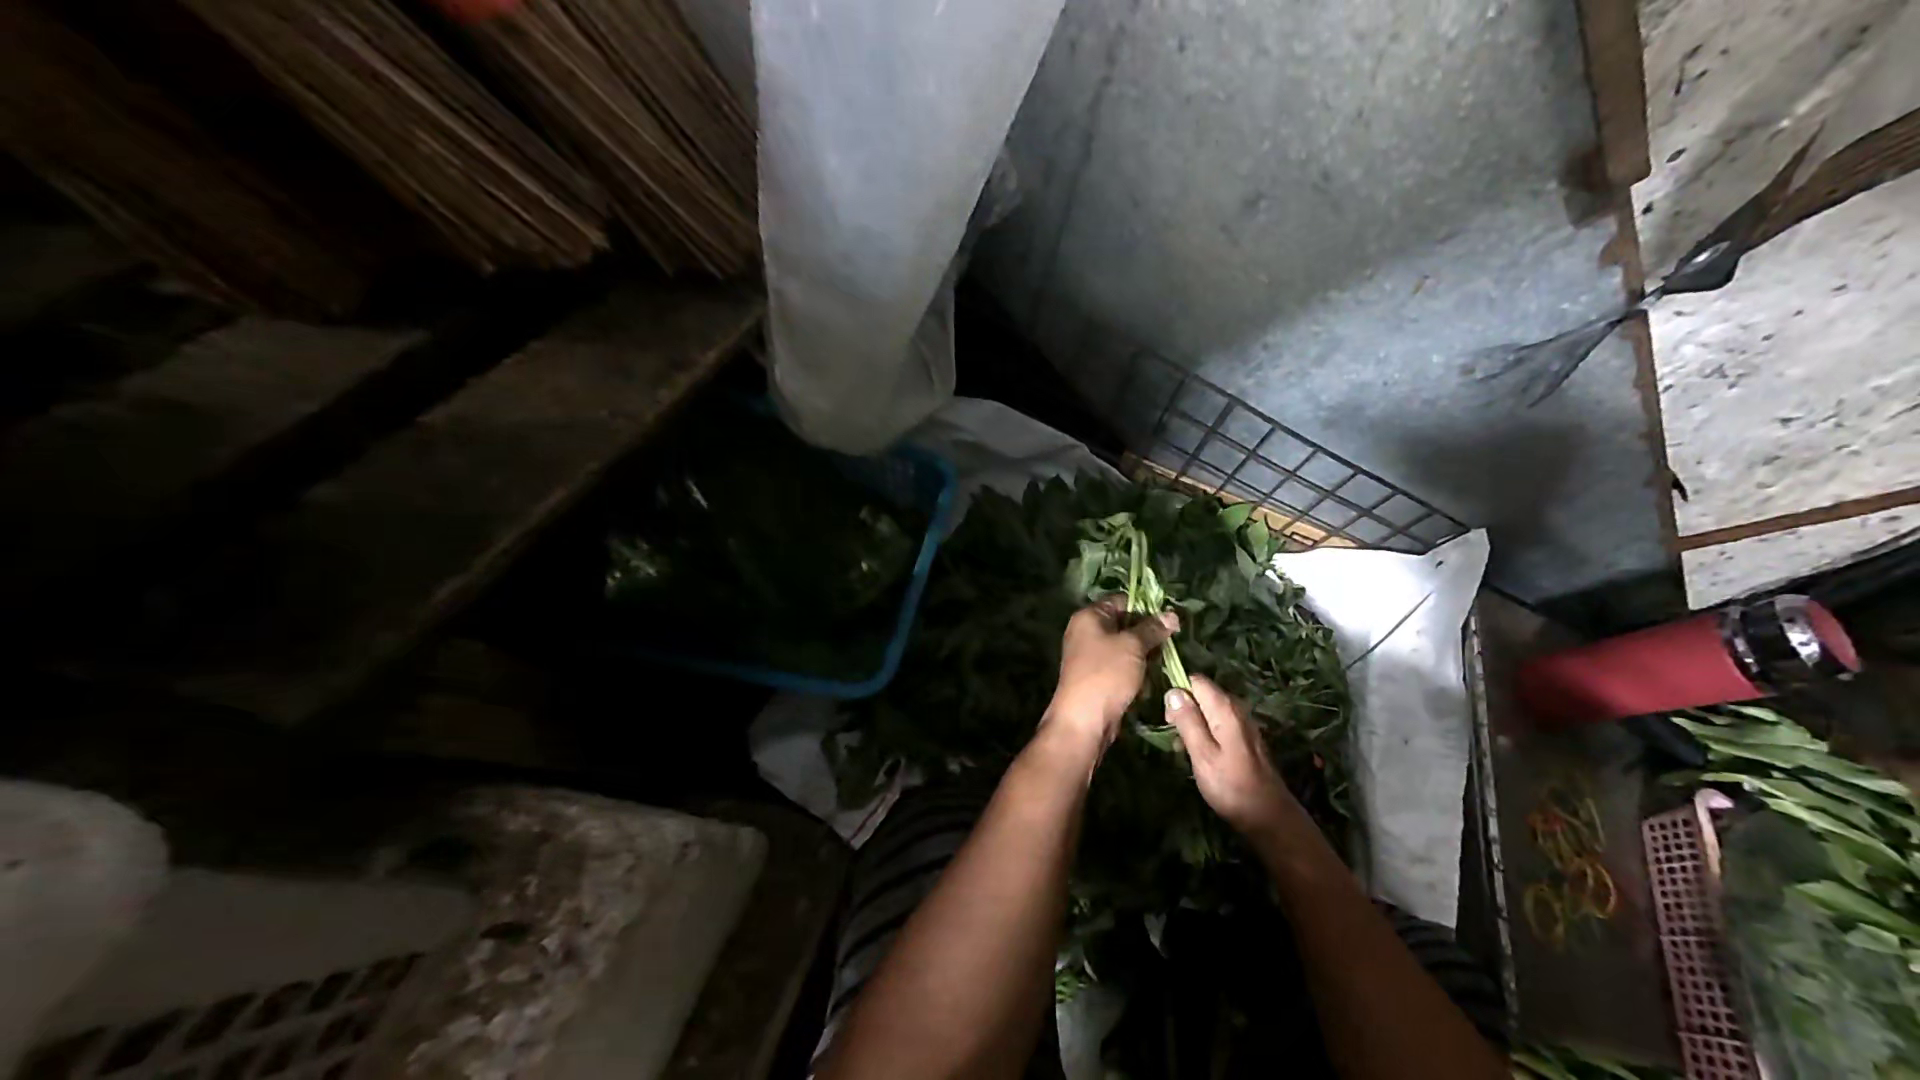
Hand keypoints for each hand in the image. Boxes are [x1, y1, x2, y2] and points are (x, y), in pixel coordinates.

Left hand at [1043, 598, 1178, 746]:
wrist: (1084, 718)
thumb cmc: (1106, 673)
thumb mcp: (1133, 646)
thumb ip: (1152, 628)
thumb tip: (1172, 615)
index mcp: (1089, 617)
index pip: (1121, 600)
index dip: (1146, 606)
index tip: (1171, 617)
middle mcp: (1087, 632)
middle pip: (1124, 624)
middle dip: (1149, 633)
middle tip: (1174, 640)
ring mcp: (1091, 655)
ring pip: (1126, 647)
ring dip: (1146, 654)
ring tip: (1166, 660)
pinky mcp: (1099, 676)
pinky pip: (1122, 666)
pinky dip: (1136, 671)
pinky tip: (1151, 680)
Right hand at [1163, 674, 1304, 837]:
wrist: (1269, 817)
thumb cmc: (1231, 786)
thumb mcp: (1202, 754)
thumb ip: (1187, 720)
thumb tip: (1172, 691)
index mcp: (1225, 709)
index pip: (1195, 680)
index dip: (1177, 692)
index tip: (1167, 717)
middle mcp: (1237, 709)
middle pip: (1202, 693)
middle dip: (1183, 709)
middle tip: (1174, 737)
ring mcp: (1243, 723)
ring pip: (1208, 710)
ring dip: (1192, 724)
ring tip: (1183, 749)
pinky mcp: (1245, 738)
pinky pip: (1218, 724)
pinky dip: (1205, 733)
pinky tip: (1200, 755)